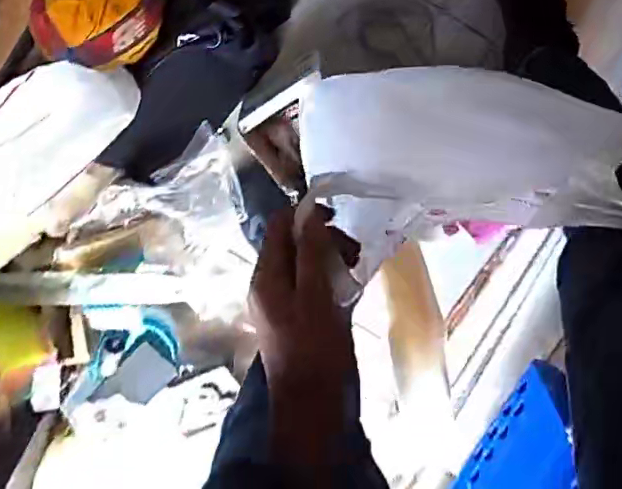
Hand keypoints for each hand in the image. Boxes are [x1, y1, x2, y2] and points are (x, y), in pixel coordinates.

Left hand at [251, 197, 359, 471]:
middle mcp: (268, 283)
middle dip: (323, 237)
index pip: (278, 224)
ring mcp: (280, 301)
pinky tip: (348, 286)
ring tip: (355, 267)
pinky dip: (329, 276)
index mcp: (266, 275)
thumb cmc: (315, 350)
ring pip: (304, 260)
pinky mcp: (295, 316)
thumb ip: (311, 252)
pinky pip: (309, 281)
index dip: (305, 214)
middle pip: (292, 241)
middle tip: (353, 251)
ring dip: (329, 256)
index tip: (337, 219)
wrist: (312, 410)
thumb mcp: (316, 296)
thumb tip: (310, 212)